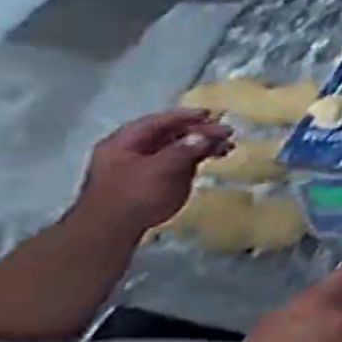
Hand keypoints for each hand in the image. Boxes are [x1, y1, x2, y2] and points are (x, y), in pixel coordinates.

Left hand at [77, 109, 232, 231]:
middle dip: (198, 131)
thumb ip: (185, 149)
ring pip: (177, 148)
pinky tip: (213, 157)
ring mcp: (145, 166)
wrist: (114, 226)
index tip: (210, 114)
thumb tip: (207, 134)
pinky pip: (180, 161)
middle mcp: (133, 151)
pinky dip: (198, 156)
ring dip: (202, 144)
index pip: (155, 123)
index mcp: (123, 144)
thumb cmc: (133, 194)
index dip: (182, 116)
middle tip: (227, 133)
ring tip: (227, 146)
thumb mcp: (161, 169)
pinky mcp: (157, 179)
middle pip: (168, 134)